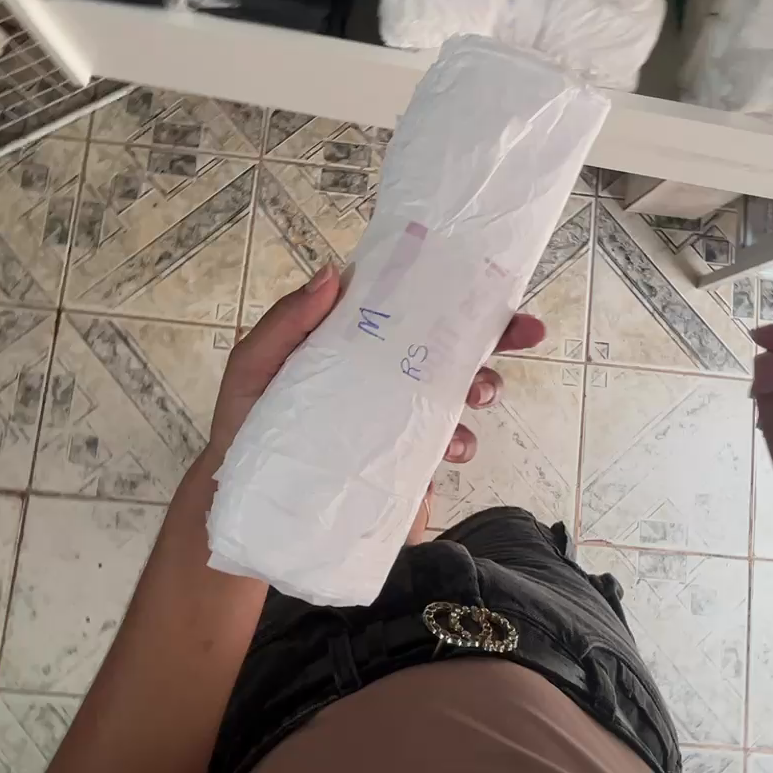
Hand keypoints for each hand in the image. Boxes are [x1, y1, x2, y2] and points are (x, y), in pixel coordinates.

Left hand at [206, 263, 547, 461]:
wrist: (247, 500)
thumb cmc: (248, 422)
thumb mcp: (255, 366)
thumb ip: (288, 323)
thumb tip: (333, 272)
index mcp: (358, 341)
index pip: (411, 307)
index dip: (453, 291)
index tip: (493, 282)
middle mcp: (387, 374)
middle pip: (453, 346)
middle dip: (497, 336)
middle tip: (524, 331)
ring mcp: (401, 418)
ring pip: (460, 394)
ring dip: (482, 387)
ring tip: (478, 395)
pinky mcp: (406, 461)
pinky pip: (445, 448)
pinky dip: (458, 444)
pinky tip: (448, 449)